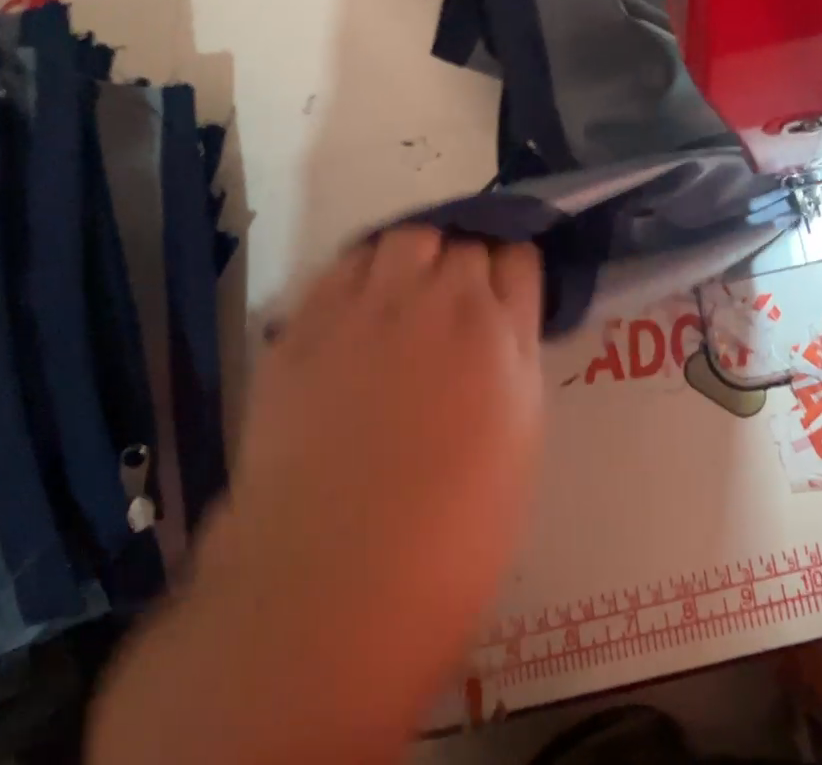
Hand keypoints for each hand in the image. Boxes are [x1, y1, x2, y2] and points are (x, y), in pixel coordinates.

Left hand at [222, 228, 545, 654]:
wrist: (334, 583)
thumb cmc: (458, 532)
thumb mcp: (521, 440)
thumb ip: (515, 366)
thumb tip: (502, 334)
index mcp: (503, 336)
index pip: (518, 258)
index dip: (514, 270)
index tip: (509, 291)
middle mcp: (438, 305)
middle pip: (461, 240)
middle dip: (467, 260)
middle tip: (460, 303)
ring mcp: (364, 312)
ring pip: (401, 238)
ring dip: (415, 257)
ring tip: (409, 296)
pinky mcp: (300, 331)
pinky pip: (339, 269)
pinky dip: (360, 274)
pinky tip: (360, 311)